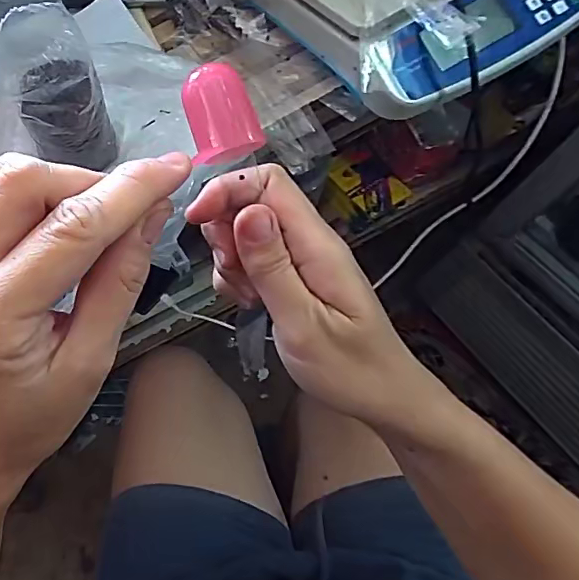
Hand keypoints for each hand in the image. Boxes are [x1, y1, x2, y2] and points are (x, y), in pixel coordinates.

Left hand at [0, 151, 192, 498]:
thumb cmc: (37, 417)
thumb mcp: (92, 360)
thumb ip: (120, 280)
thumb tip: (152, 210)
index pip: (67, 231)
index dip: (127, 192)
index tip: (172, 169)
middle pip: (21, 183)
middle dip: (89, 182)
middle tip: (129, 208)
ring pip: (6, 181)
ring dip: (65, 185)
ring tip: (100, 220)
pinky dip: (42, 197)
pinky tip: (66, 226)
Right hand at [185, 164, 428, 430]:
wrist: (381, 397)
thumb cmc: (349, 369)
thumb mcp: (303, 323)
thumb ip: (272, 266)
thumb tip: (247, 212)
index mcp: (315, 243)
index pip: (269, 183)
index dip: (227, 190)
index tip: (197, 221)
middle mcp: (308, 241)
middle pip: (253, 202)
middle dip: (224, 229)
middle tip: (230, 273)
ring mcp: (301, 257)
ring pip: (247, 230)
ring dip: (230, 257)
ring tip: (245, 296)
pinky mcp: (293, 275)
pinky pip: (253, 257)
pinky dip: (238, 275)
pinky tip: (249, 303)